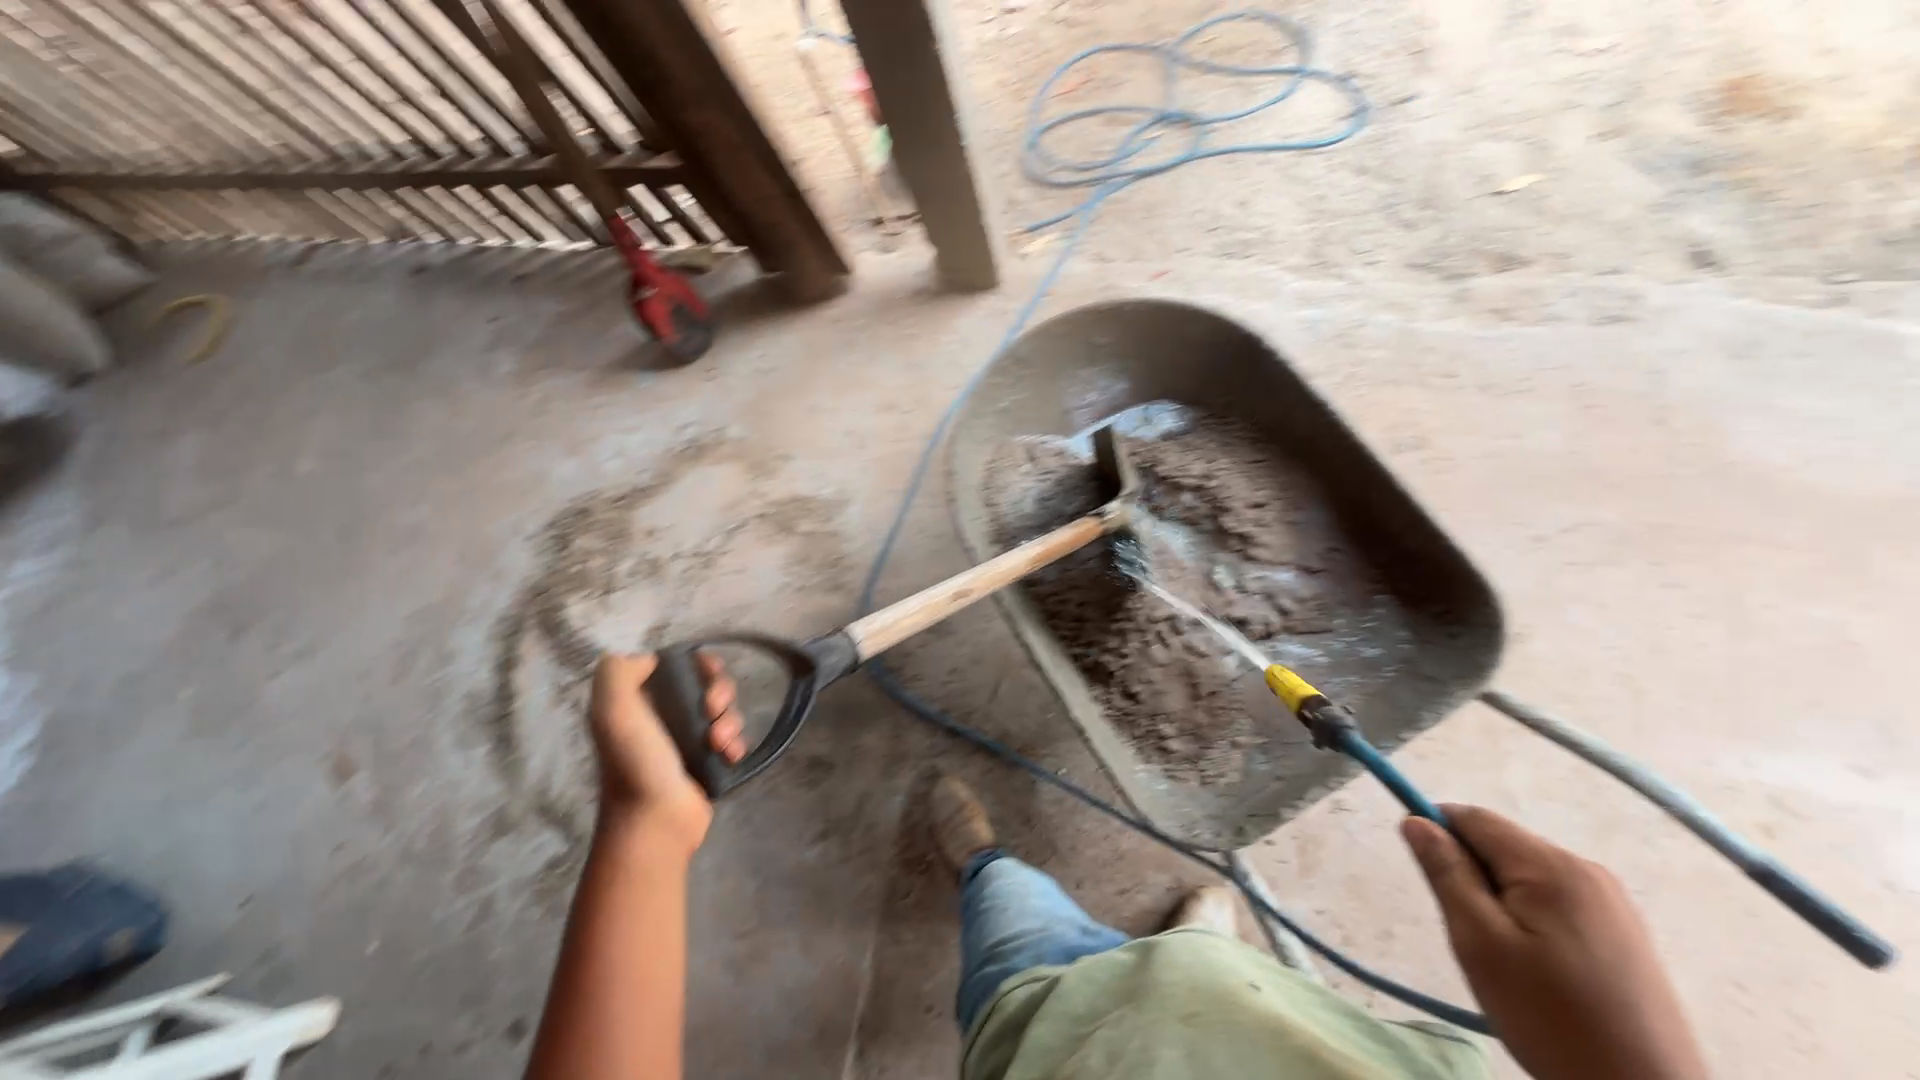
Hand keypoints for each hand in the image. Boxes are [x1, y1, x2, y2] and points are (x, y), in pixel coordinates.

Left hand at [586, 652, 745, 855]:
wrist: (654, 823)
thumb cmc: (635, 764)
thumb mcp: (612, 710)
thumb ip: (618, 671)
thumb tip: (651, 659)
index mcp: (640, 701)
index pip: (678, 665)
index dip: (698, 664)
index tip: (707, 674)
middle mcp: (662, 716)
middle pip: (707, 685)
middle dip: (720, 692)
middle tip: (713, 710)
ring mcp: (687, 741)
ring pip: (724, 712)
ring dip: (730, 721)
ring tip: (719, 744)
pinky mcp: (708, 763)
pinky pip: (734, 739)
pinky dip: (737, 743)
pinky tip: (730, 757)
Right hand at [1403, 805, 1709, 1079]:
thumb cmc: (1549, 1017)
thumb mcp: (1479, 942)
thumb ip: (1447, 873)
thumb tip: (1416, 820)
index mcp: (1551, 865)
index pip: (1474, 818)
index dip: (1437, 833)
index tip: (1427, 879)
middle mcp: (1587, 869)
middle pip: (1503, 846)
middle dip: (1472, 876)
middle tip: (1470, 935)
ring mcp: (1613, 902)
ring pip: (1528, 877)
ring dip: (1500, 900)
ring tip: (1504, 959)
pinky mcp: (1625, 933)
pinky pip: (1557, 902)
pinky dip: (1531, 920)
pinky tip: (1539, 969)